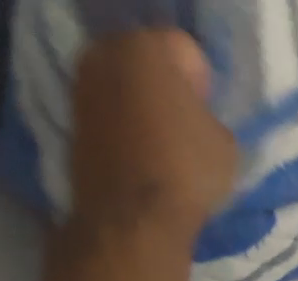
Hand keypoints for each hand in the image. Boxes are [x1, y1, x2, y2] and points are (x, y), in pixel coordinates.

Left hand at [69, 29, 237, 240]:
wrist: (133, 216)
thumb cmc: (188, 170)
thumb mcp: (226, 142)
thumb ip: (208, 116)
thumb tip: (196, 119)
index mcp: (148, 47)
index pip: (187, 50)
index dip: (204, 83)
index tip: (208, 113)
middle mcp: (105, 52)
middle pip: (147, 60)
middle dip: (167, 85)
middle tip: (187, 124)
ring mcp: (82, 84)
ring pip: (125, 85)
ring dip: (142, 105)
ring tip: (164, 143)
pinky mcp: (71, 118)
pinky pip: (109, 112)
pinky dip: (124, 125)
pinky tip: (142, 155)